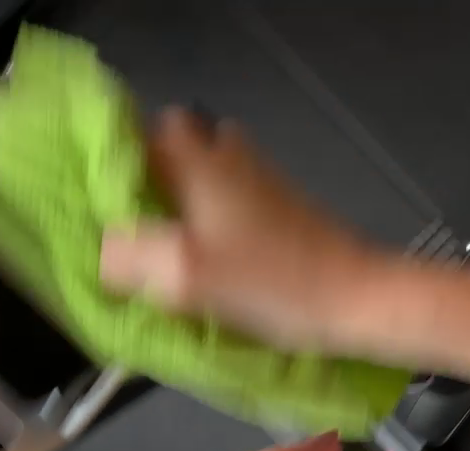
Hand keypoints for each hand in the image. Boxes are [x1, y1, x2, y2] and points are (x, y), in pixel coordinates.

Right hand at [100, 109, 386, 350]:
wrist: (362, 302)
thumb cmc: (276, 286)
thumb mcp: (186, 274)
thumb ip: (129, 256)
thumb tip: (108, 255)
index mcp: (199, 161)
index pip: (140, 129)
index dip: (118, 164)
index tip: (114, 210)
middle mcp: (232, 158)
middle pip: (179, 152)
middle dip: (159, 191)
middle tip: (151, 239)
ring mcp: (269, 184)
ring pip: (214, 180)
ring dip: (196, 213)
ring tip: (188, 259)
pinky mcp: (294, 214)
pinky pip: (245, 209)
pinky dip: (229, 229)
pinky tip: (230, 268)